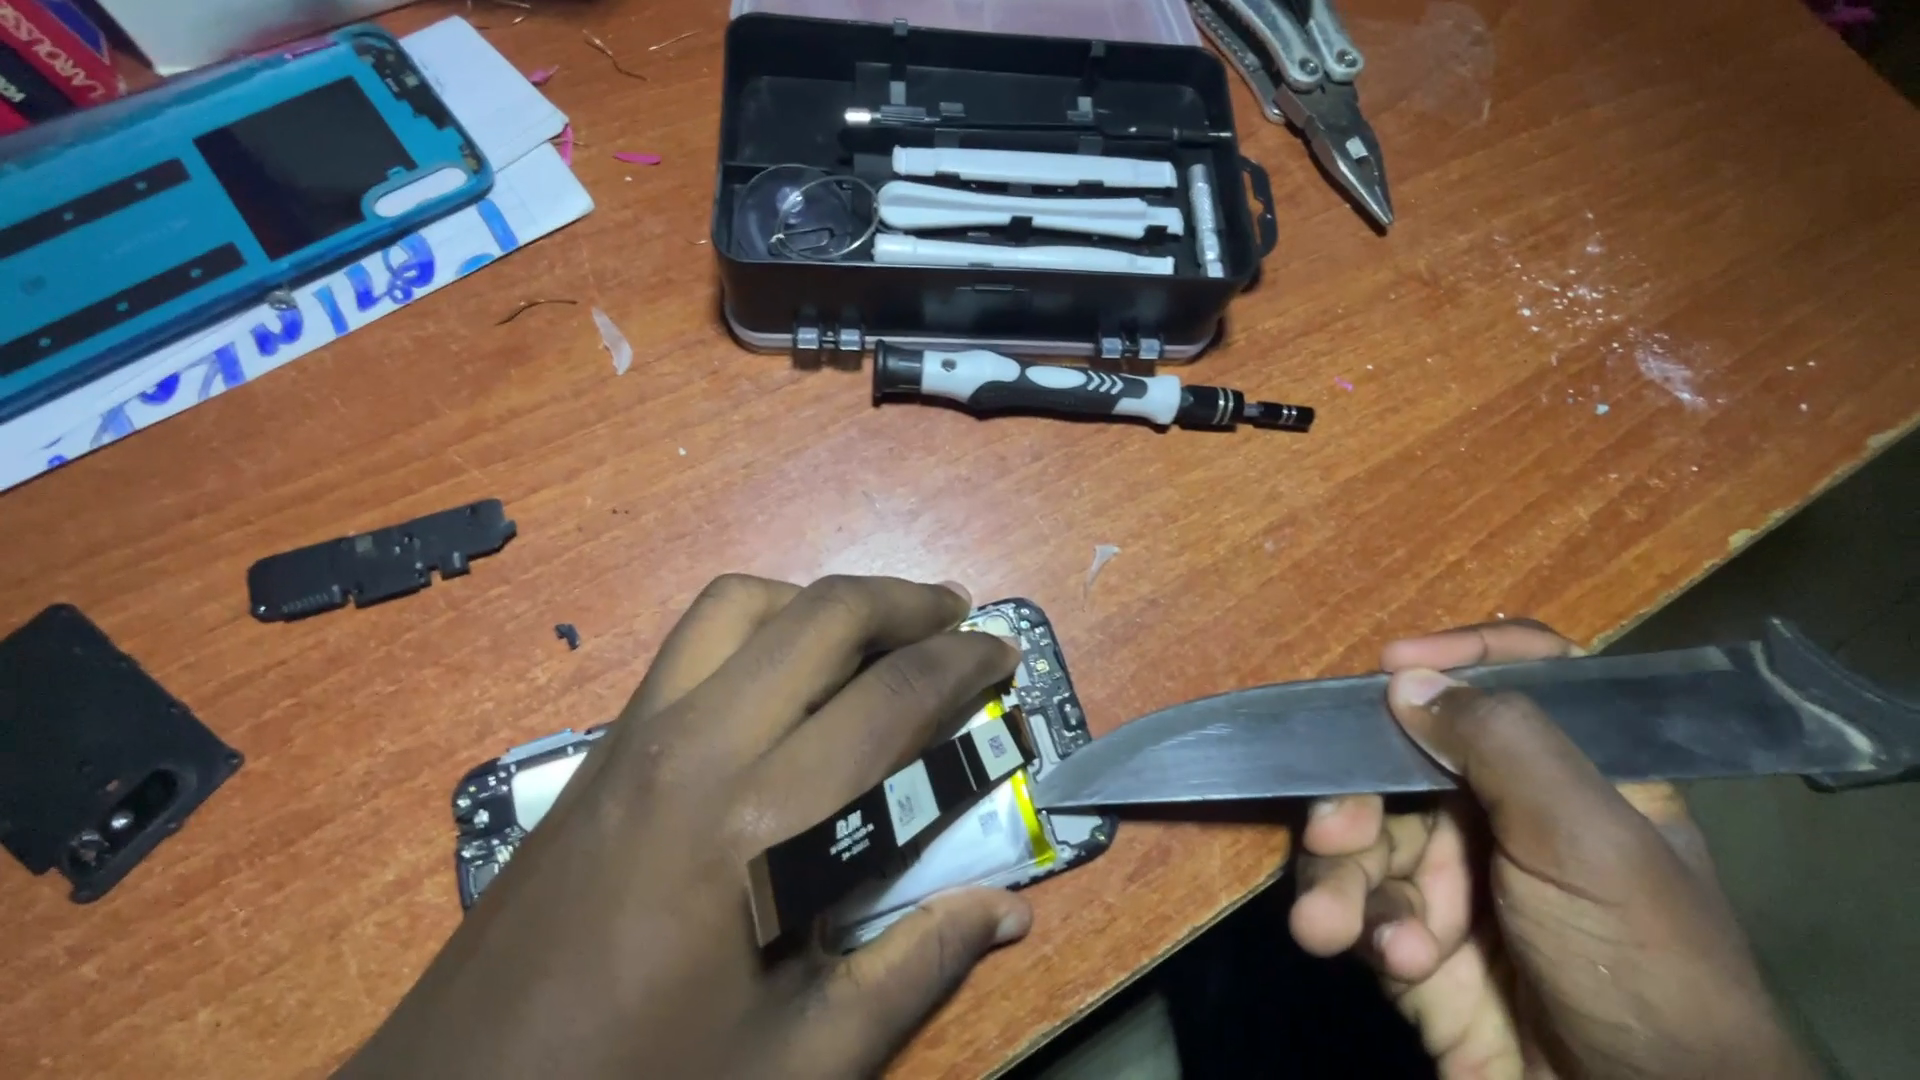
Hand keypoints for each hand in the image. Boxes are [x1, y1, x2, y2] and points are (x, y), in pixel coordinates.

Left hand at [338, 575, 1030, 1078]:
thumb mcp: (799, 1060)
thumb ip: (913, 967)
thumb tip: (1010, 910)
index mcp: (752, 822)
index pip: (887, 700)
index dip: (960, 666)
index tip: (1003, 655)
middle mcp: (694, 744)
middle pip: (819, 616)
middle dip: (906, 603)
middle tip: (960, 619)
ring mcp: (637, 732)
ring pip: (742, 604)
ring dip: (823, 600)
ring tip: (877, 633)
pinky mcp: (603, 743)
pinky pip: (694, 640)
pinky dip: (762, 624)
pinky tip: (789, 677)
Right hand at [1288, 621, 1813, 1078]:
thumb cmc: (1637, 966)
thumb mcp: (1589, 842)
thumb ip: (1504, 744)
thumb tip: (1407, 676)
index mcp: (1570, 777)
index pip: (1519, 681)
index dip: (1459, 659)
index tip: (1391, 665)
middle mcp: (1502, 812)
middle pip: (1400, 758)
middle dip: (1357, 797)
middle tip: (1333, 834)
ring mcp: (1448, 872)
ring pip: (1358, 830)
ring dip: (1342, 874)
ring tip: (1335, 923)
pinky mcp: (1405, 927)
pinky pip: (1351, 894)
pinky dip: (1355, 921)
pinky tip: (1393, 960)